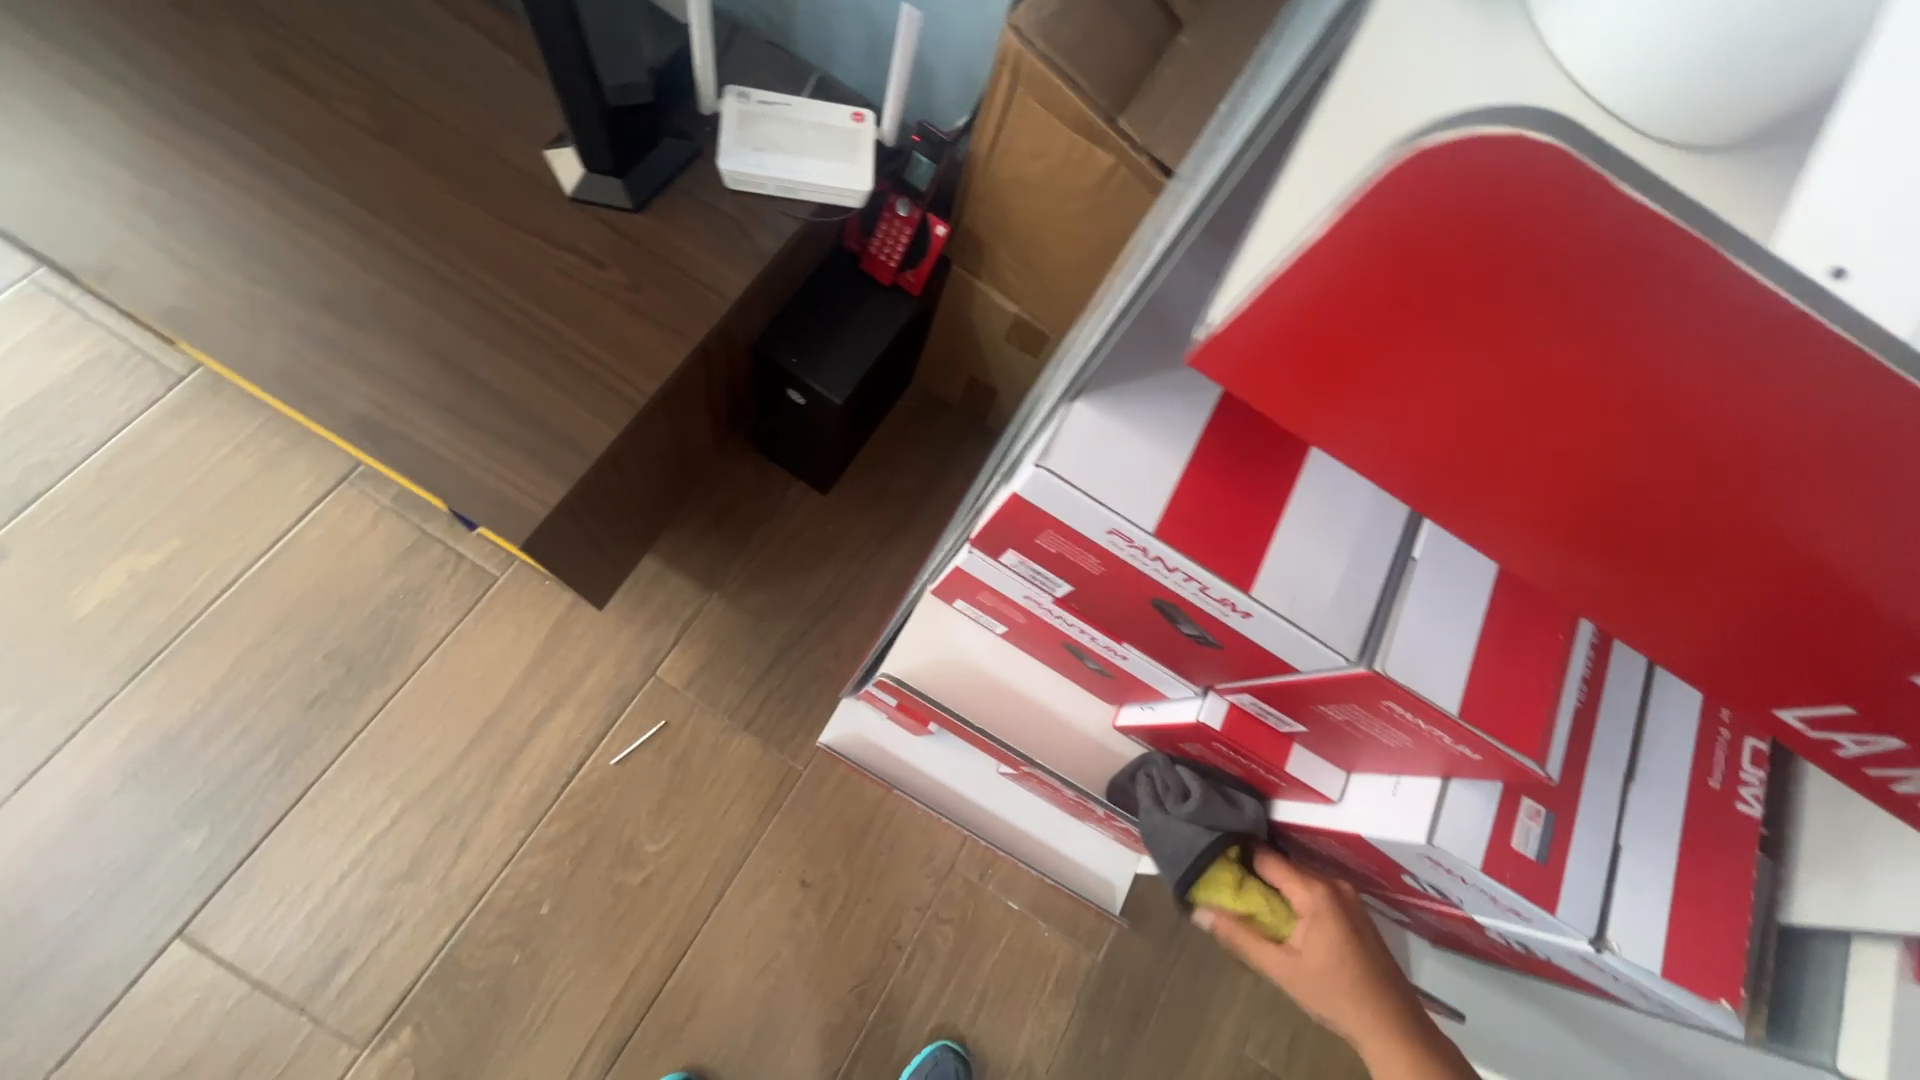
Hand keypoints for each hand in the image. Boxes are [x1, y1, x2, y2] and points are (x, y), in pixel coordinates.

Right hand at [1193, 848, 1475, 1079]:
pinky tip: (1281, 918)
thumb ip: (1239, 937)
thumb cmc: (1335, 996)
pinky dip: (1294, 898)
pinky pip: (1315, 891)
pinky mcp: (1355, 911)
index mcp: (1315, 891)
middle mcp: (1333, 883)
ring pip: (1299, 879)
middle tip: (1224, 885)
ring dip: (1274, 888)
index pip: (1265, 856)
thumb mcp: (1281, 970)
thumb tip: (1198, 911)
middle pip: (1282, 866)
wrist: (1394, 1027)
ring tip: (1247, 901)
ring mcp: (1348, 896)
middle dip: (1253, 874)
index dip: (1237, 855)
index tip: (1212, 860)